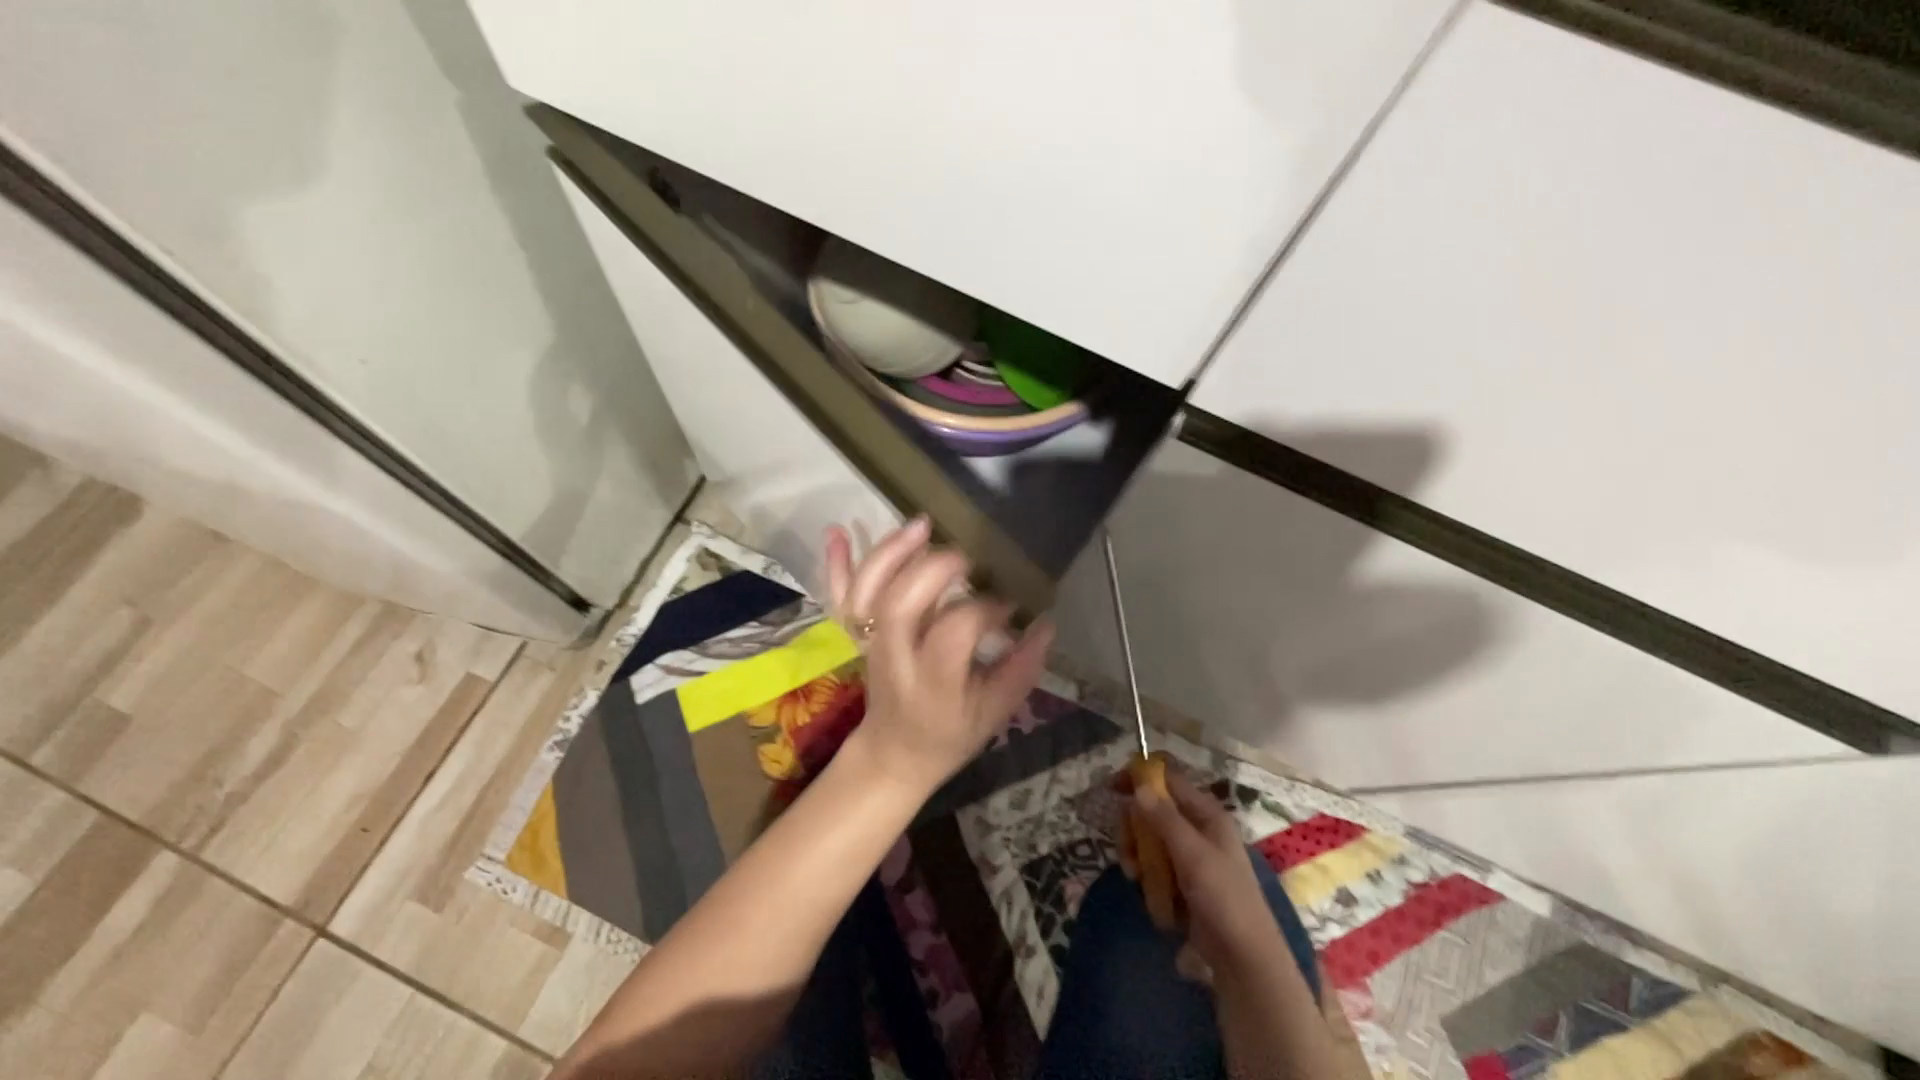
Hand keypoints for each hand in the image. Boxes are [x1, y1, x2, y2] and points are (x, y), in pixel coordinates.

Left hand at [823, 517, 1052, 794]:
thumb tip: (1045, 624)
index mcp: (934, 682)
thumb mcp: (995, 713)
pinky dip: (836, 564)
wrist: (895, 753)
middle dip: (931, 570)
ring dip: (890, 554)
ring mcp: (870, 643)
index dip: (983, 611)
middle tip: (966, 557)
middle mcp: (896, 658)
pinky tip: (837, 531)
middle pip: (900, 605)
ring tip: (921, 524)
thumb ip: (1021, 669)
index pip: (953, 632)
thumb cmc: (951, 733)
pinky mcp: (857, 634)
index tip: (1008, 607)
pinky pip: (840, 598)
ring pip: (868, 594)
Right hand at [1123, 767, 1287, 985]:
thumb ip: (1165, 818)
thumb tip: (1140, 785)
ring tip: (1135, 876)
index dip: (1141, 778)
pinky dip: (1147, 876)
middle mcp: (1198, 830)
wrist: (1242, 955)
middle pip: (1153, 811)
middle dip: (1134, 828)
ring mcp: (1190, 857)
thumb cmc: (1223, 897)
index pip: (1170, 781)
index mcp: (1207, 815)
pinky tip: (1148, 893)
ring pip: (1149, 840)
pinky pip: (1154, 866)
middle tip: (1127, 849)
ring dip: (1137, 855)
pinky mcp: (1182, 881)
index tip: (1112, 788)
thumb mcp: (1193, 854)